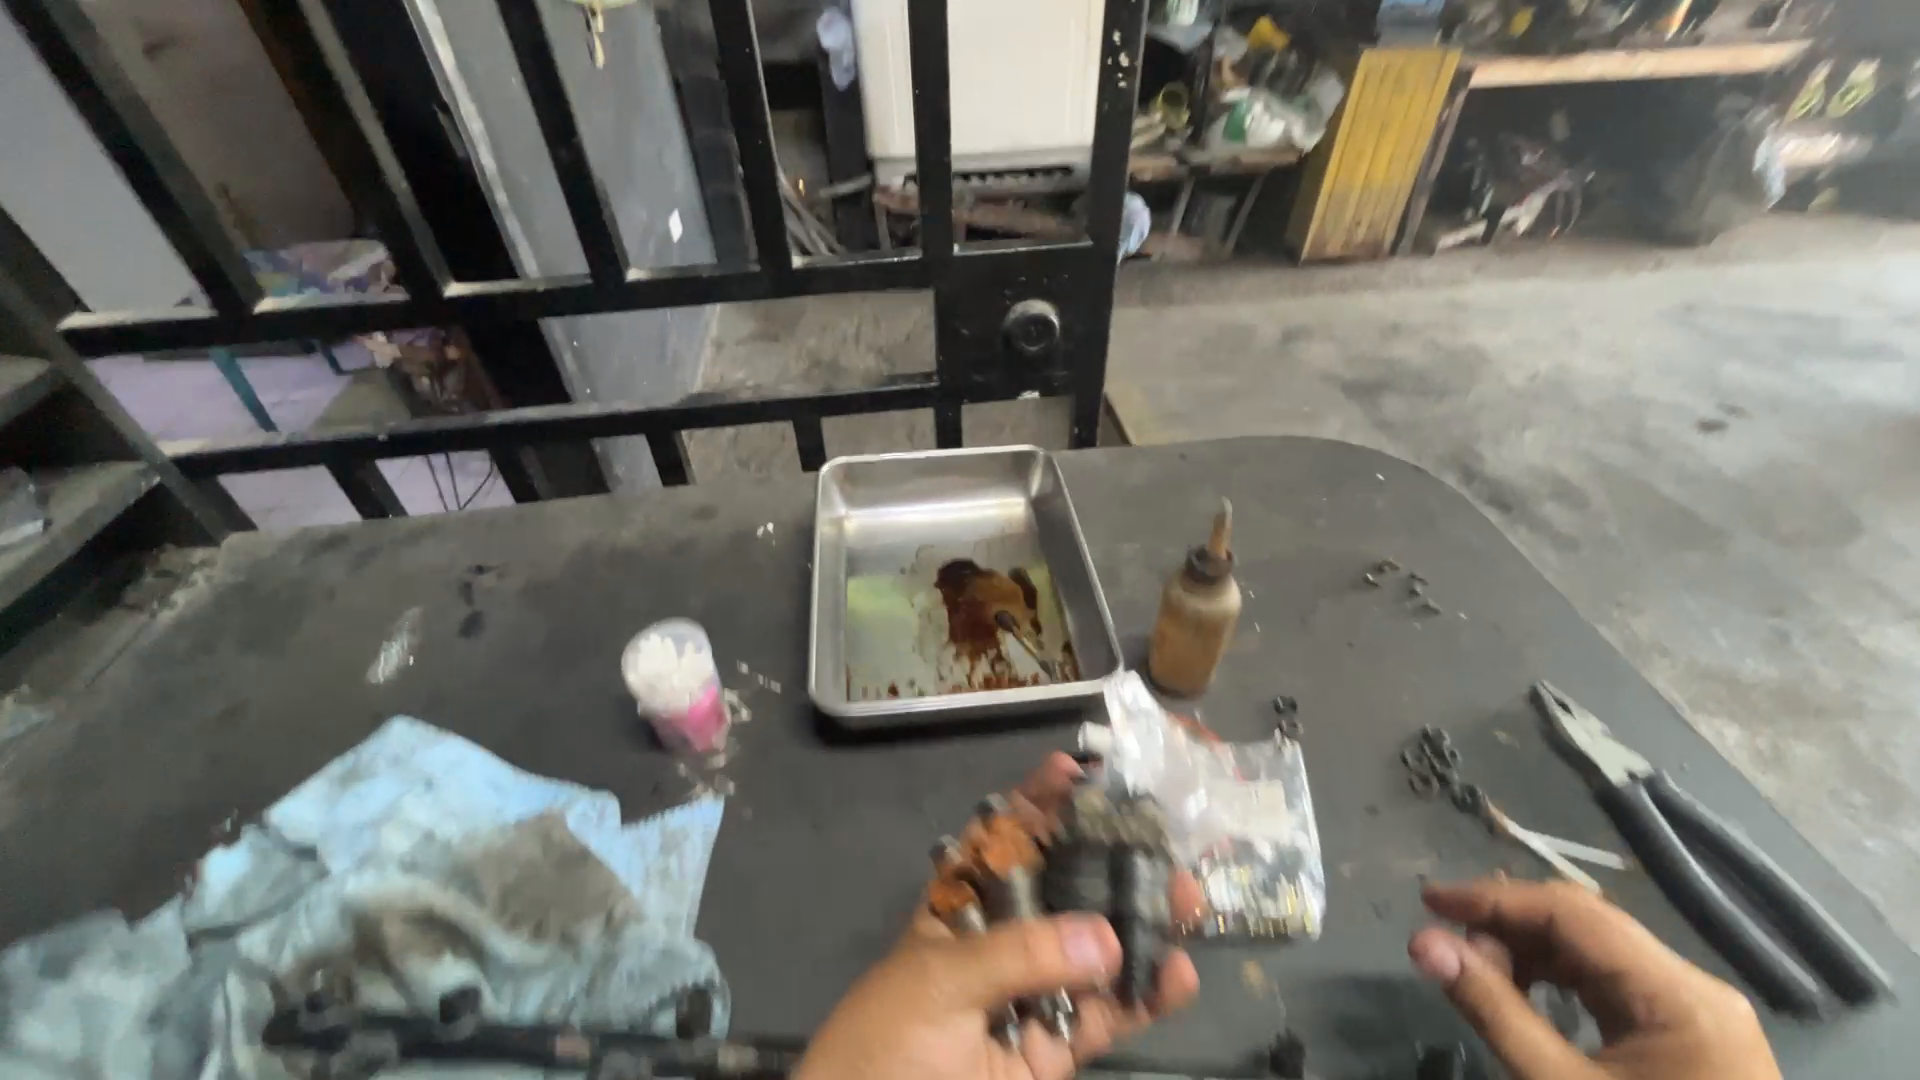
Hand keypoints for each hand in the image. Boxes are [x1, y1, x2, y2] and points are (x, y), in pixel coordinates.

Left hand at [793, 754, 1201, 1079]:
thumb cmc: (887, 1041)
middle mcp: (999, 940)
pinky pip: (1103, 1017)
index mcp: (956, 907)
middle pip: (1060, 890)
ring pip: (1092, 951)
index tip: (1077, 771)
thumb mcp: (940, 982)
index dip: (1034, 803)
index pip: (998, 840)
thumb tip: (1106, 938)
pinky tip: (1179, 975)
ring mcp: (1029, 993)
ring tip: (1189, 899)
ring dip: (1140, 925)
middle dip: (1107, 861)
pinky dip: (1142, 999)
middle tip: (1158, 836)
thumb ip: (1020, 955)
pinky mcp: (1052, 1048)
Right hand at [1408, 879, 1781, 1079]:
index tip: (1428, 901)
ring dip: (1525, 949)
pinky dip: (1553, 977)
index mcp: (1678, 994)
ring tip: (1477, 973)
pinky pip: (1605, 979)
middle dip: (1507, 924)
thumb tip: (1423, 943)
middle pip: (1583, 923)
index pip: (1571, 912)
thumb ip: (1492, 1010)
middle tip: (1448, 944)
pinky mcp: (1683, 1029)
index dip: (1494, 899)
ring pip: (1590, 948)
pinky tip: (1519, 993)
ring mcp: (1692, 1008)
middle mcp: (1692, 986)